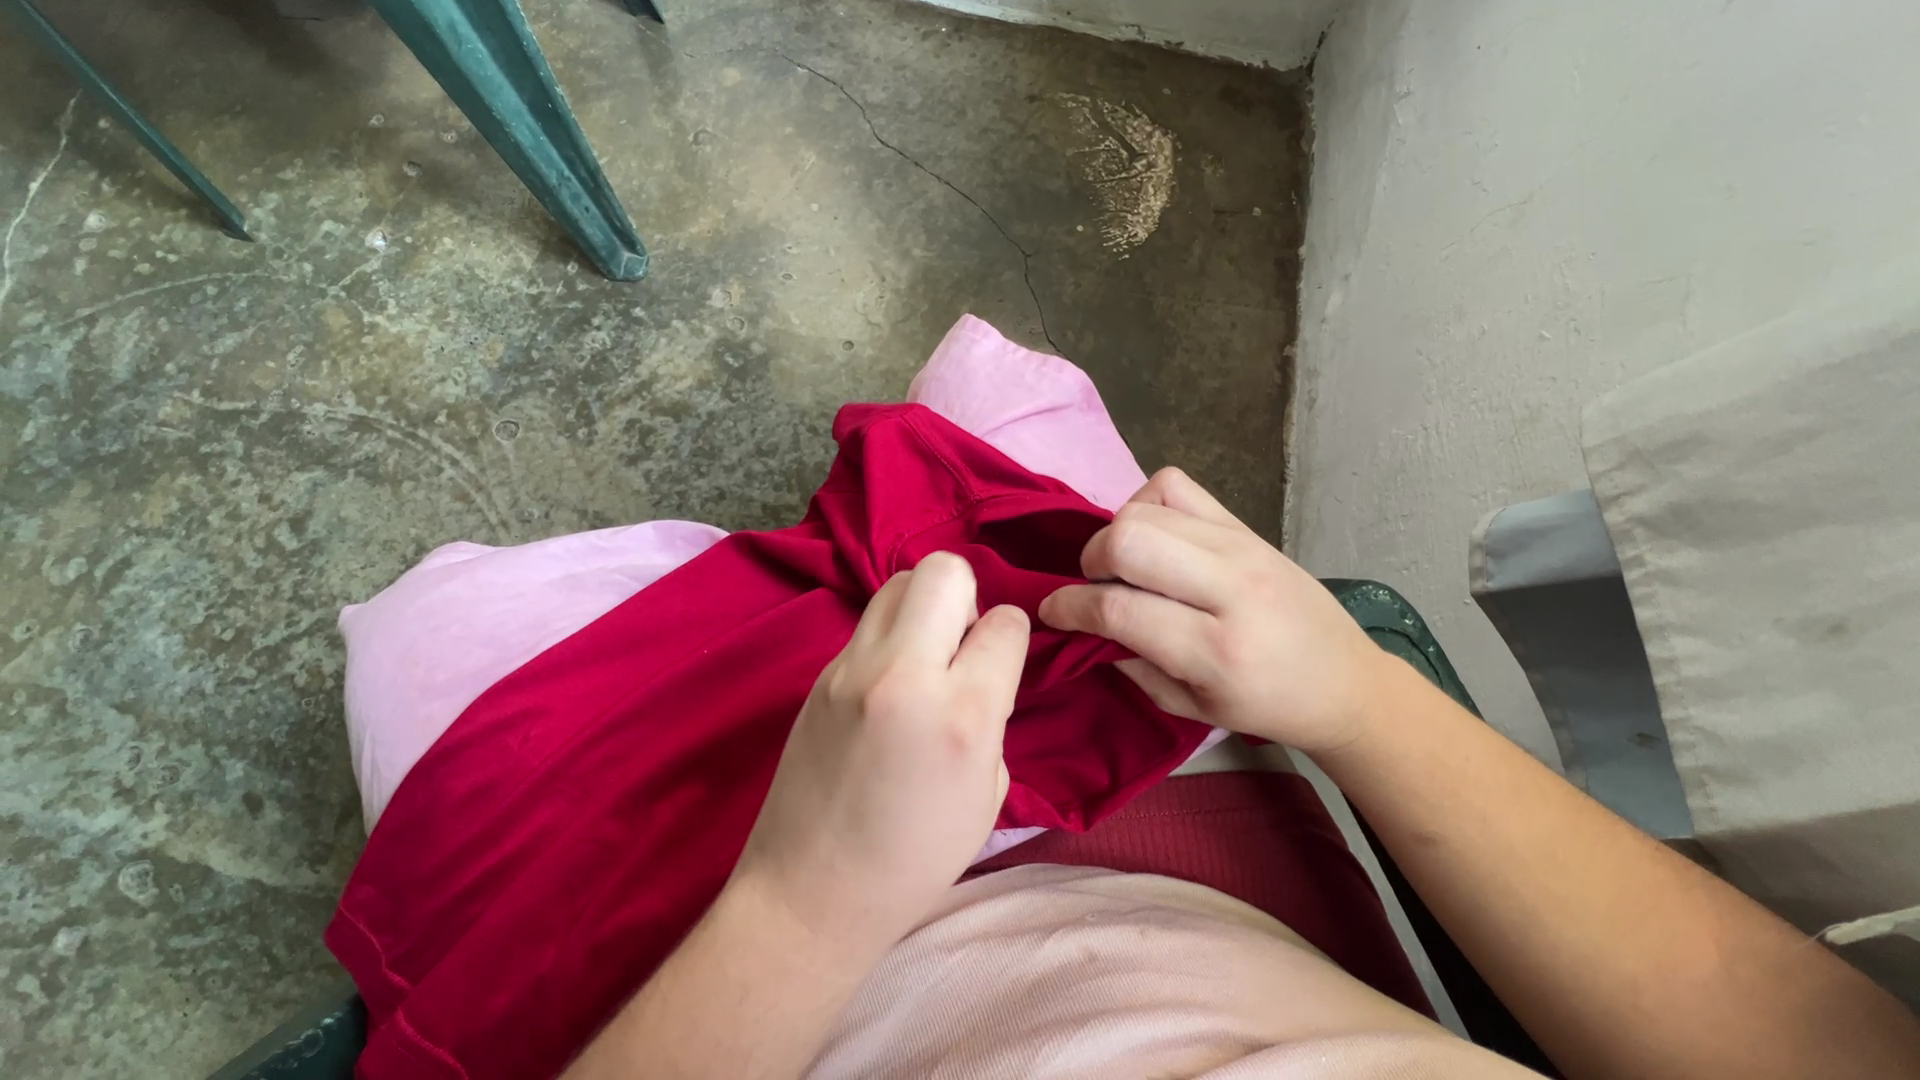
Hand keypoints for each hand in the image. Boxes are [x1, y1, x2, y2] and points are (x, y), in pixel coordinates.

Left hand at [731, 552, 1030, 952]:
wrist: (811, 890)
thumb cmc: (915, 861)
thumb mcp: (987, 795)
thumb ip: (991, 716)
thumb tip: (980, 671)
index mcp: (961, 716)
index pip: (1005, 623)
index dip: (1011, 640)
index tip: (999, 664)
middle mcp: (904, 675)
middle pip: (945, 571)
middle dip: (968, 595)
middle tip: (960, 645)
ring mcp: (851, 669)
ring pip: (899, 582)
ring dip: (924, 606)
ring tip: (924, 656)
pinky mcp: (819, 674)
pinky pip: (868, 624)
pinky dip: (890, 637)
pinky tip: (888, 683)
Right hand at [1039, 467, 1385, 752]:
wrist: (1344, 680)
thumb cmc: (1265, 705)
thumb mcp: (1190, 708)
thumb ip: (1130, 664)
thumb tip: (1084, 624)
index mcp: (1218, 649)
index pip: (1118, 607)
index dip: (1070, 606)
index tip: (1053, 611)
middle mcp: (1231, 588)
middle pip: (1128, 540)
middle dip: (1090, 562)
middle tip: (1095, 587)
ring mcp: (1242, 547)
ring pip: (1145, 508)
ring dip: (1115, 535)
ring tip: (1123, 566)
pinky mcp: (1246, 525)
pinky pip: (1175, 486)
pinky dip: (1145, 504)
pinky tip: (1153, 537)